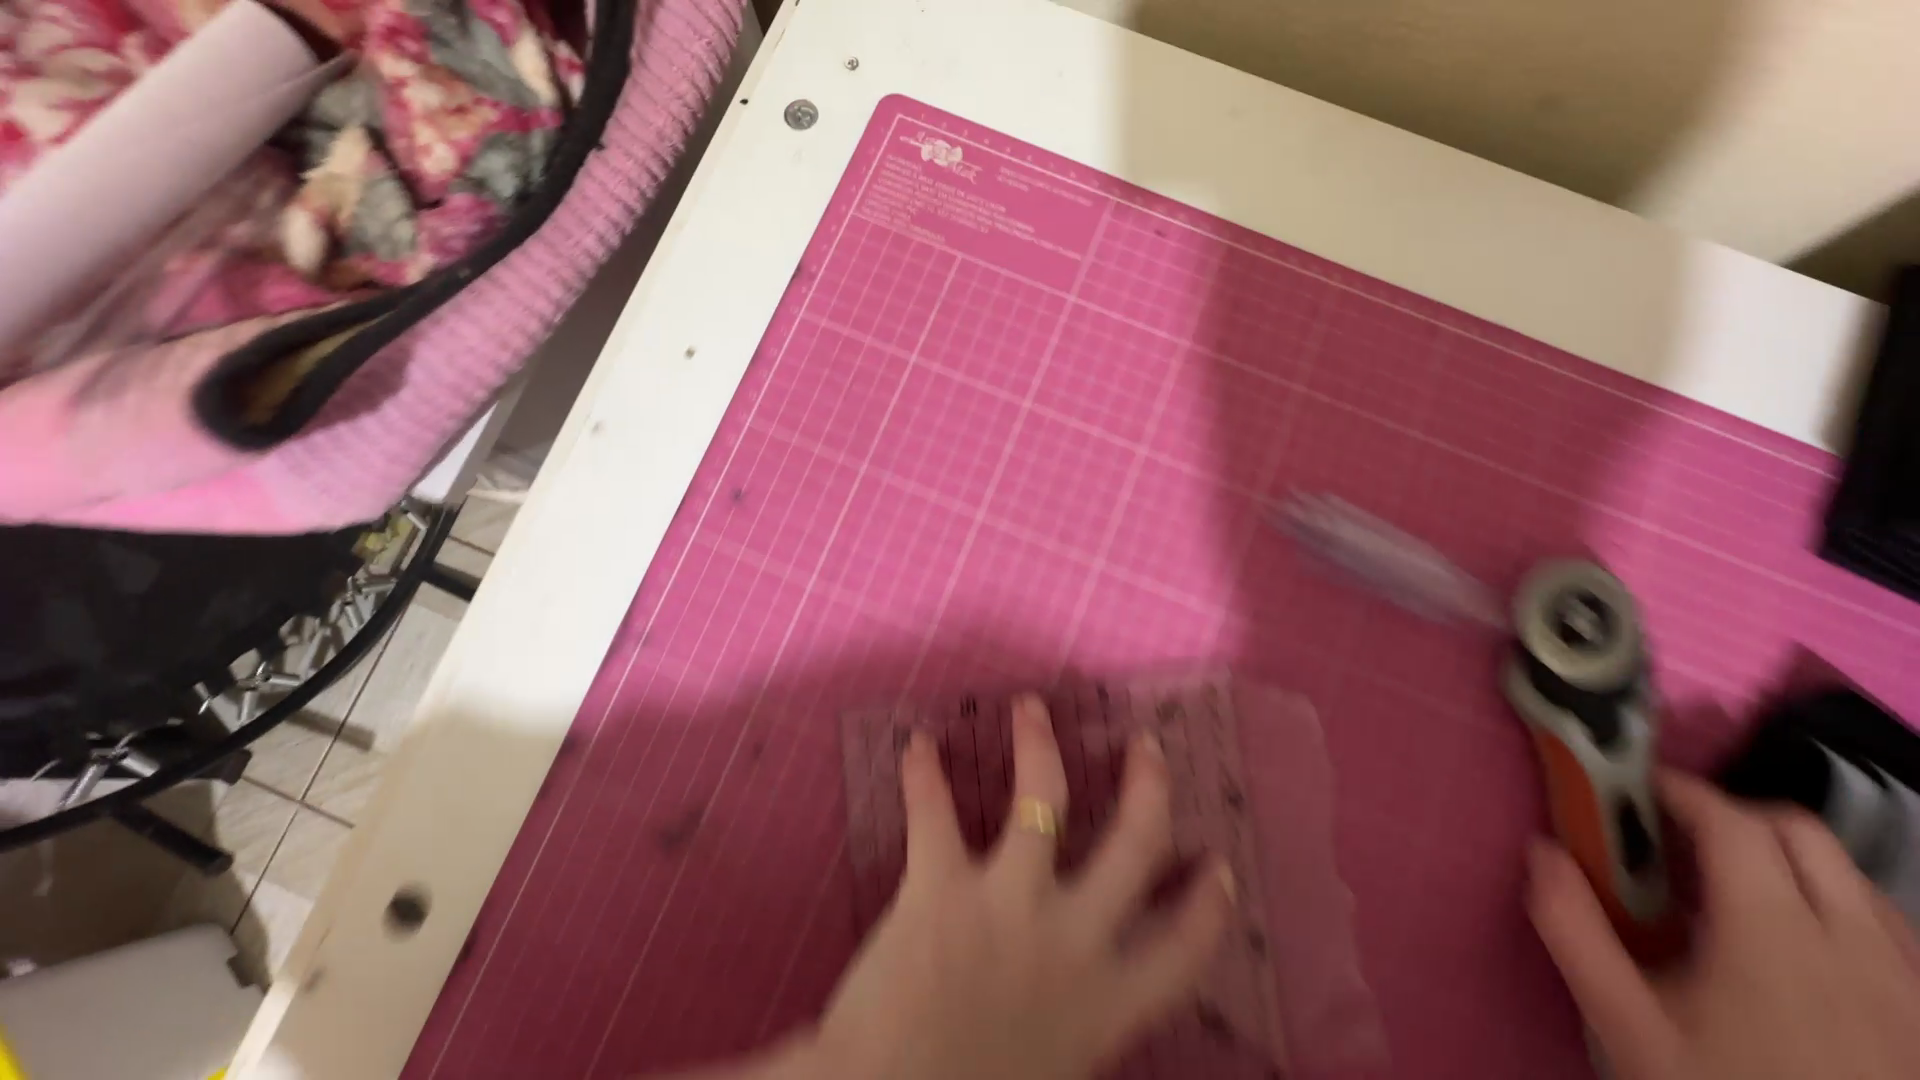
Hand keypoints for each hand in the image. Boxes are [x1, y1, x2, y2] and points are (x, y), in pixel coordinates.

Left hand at [807, 693, 1236, 1079]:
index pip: (1184, 949)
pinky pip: (933, 812)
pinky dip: (922, 774)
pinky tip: (918, 744)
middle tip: (1147, 748)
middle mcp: (1073, 941)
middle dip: (1149, 787)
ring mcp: (1011, 905)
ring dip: (1037, 744)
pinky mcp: (942, 888)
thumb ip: (1080, 1019)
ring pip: (1043, 797)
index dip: (1209, 905)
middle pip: (1134, 844)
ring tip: (1030, 708)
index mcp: (1107, 1002)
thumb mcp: (1055, 1065)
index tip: (1217, 864)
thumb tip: (1082, 979)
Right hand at [1528, 769, 1919, 1079]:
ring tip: (1731, 885)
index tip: (1637, 788)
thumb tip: (1542, 851)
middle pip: (1800, 830)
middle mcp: (1855, 941)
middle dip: (1732, 813)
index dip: (1682, 791)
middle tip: (1675, 832)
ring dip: (1785, 855)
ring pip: (1850, 872)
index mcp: (1775, 935)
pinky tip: (1794, 941)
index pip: (1735, 824)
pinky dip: (1831, 899)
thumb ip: (1574, 930)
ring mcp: (1905, 977)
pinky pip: (1885, 921)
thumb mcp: (1625, 1023)